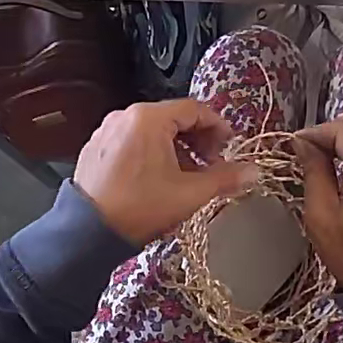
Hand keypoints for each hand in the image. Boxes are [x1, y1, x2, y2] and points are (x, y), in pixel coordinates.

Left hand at [74, 99, 260, 243]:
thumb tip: (254, 172)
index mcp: (149, 118)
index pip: (194, 109)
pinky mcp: (96, 148)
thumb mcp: (189, 193)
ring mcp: (107, 131)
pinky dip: (152, 153)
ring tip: (188, 175)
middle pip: (173, 118)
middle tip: (211, 163)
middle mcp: (125, 117)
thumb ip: (225, 178)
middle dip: (198, 140)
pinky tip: (159, 179)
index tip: (229, 146)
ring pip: (152, 131)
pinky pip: (132, 141)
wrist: (88, 232)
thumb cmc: (140, 207)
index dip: (218, 127)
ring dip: (176, 148)